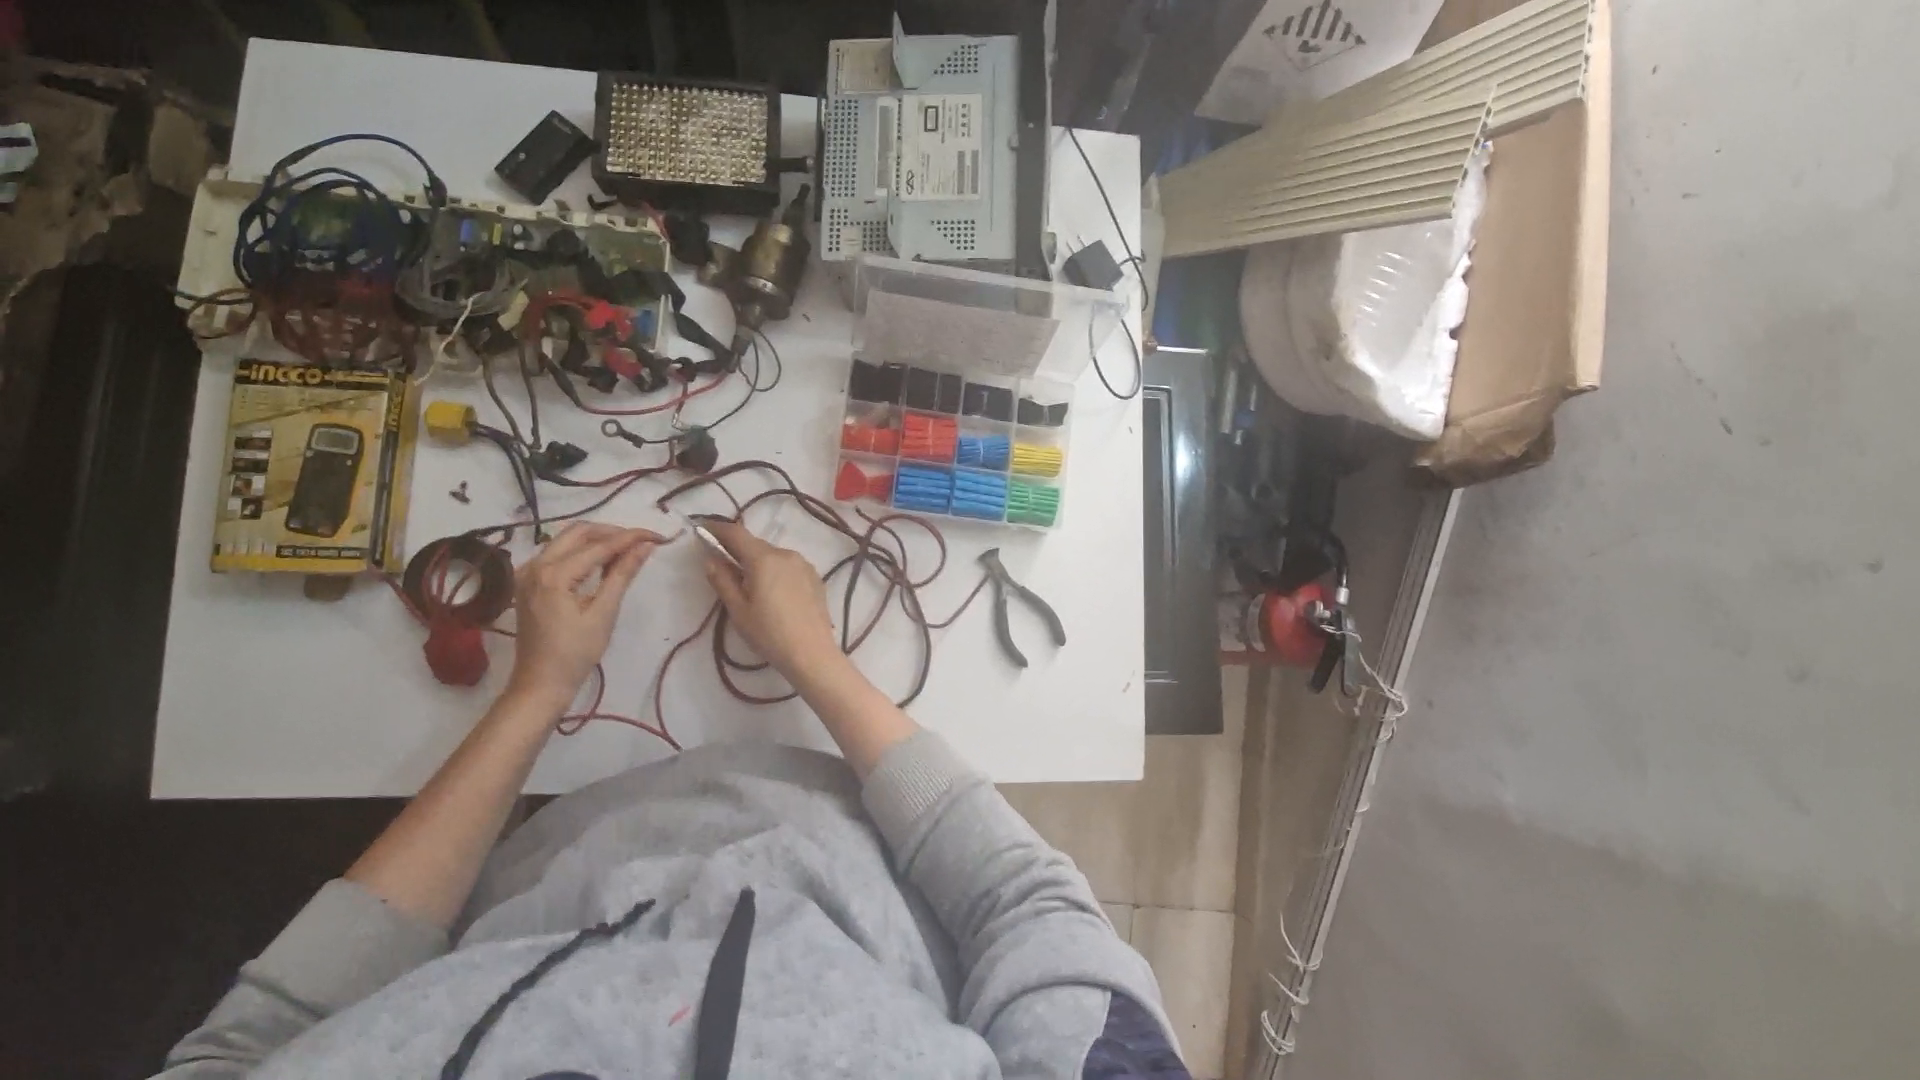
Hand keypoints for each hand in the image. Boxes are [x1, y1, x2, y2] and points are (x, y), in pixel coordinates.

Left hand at [507, 522, 662, 707]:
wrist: (540, 683)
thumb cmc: (575, 654)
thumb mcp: (603, 613)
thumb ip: (622, 574)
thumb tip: (645, 546)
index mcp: (554, 574)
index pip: (599, 545)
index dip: (631, 538)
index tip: (658, 536)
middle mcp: (536, 565)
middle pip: (578, 532)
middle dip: (613, 533)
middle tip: (641, 543)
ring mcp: (528, 572)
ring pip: (566, 541)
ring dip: (597, 541)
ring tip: (626, 552)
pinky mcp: (528, 582)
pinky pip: (557, 555)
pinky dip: (581, 553)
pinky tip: (600, 564)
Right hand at [702, 520, 840, 679]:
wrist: (812, 654)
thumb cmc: (769, 634)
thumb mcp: (738, 610)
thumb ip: (722, 580)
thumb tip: (711, 559)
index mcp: (764, 559)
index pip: (736, 533)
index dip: (717, 529)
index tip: (702, 529)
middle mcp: (786, 554)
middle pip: (755, 544)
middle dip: (736, 549)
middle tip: (721, 562)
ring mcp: (804, 565)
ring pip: (773, 556)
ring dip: (757, 561)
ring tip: (748, 584)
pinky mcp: (815, 577)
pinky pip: (788, 566)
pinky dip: (775, 571)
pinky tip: (773, 592)